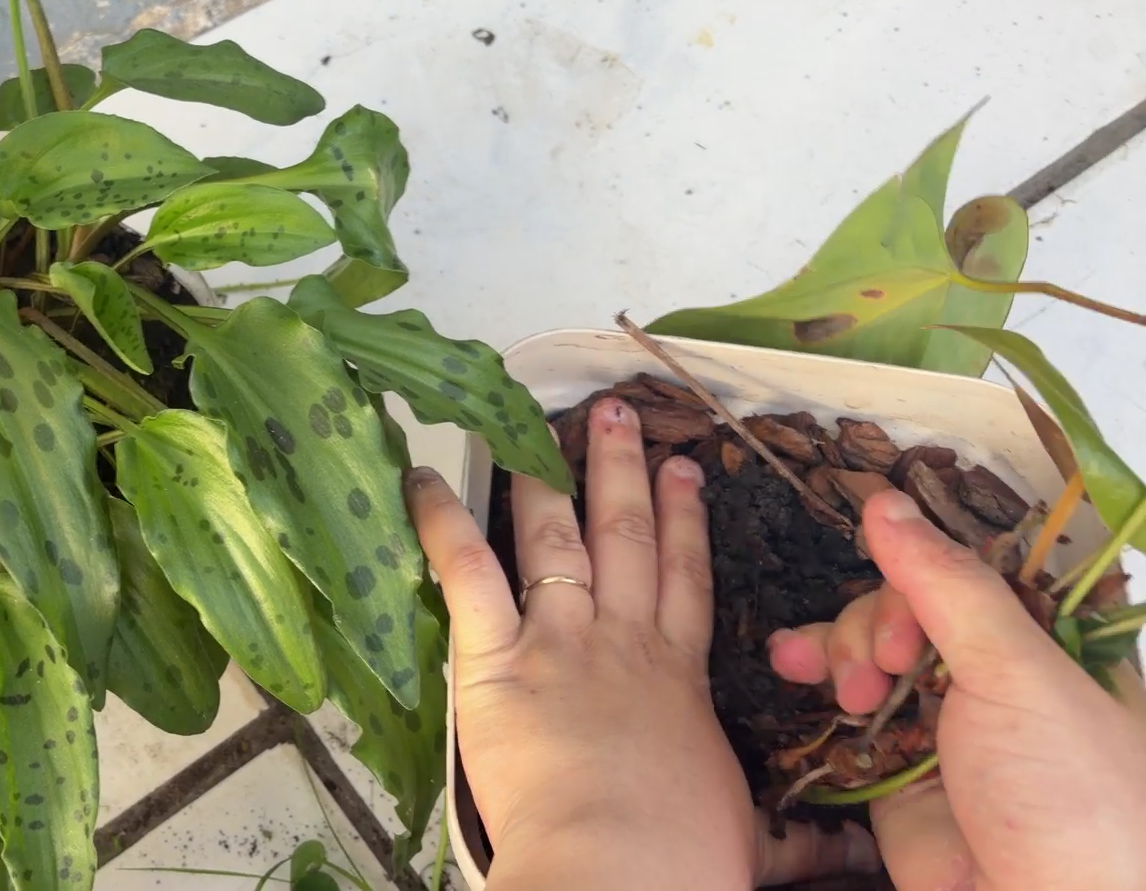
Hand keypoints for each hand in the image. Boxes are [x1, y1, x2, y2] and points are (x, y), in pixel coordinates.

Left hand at [410, 396, 877, 888]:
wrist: (622, 876)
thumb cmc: (681, 863)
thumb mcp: (746, 838)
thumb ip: (784, 832)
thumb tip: (834, 855)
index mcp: (674, 675)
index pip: (683, 576)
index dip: (685, 518)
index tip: (684, 468)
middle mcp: (617, 639)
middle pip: (626, 535)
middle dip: (622, 468)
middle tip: (615, 412)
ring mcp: (556, 638)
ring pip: (555, 536)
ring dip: (550, 476)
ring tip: (545, 425)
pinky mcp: (495, 654)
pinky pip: (466, 569)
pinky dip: (441, 520)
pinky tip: (422, 480)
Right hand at [767, 490, 1145, 887]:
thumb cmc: (1072, 800)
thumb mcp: (1020, 679)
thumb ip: (946, 586)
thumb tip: (884, 499)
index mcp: (1051, 652)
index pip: (966, 577)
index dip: (918, 578)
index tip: (903, 612)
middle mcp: (995, 674)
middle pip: (902, 604)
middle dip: (871, 625)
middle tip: (878, 669)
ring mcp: (940, 712)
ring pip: (863, 640)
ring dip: (833, 646)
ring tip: (830, 682)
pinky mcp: (892, 745)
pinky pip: (838, 684)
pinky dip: (810, 669)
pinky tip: (794, 670)